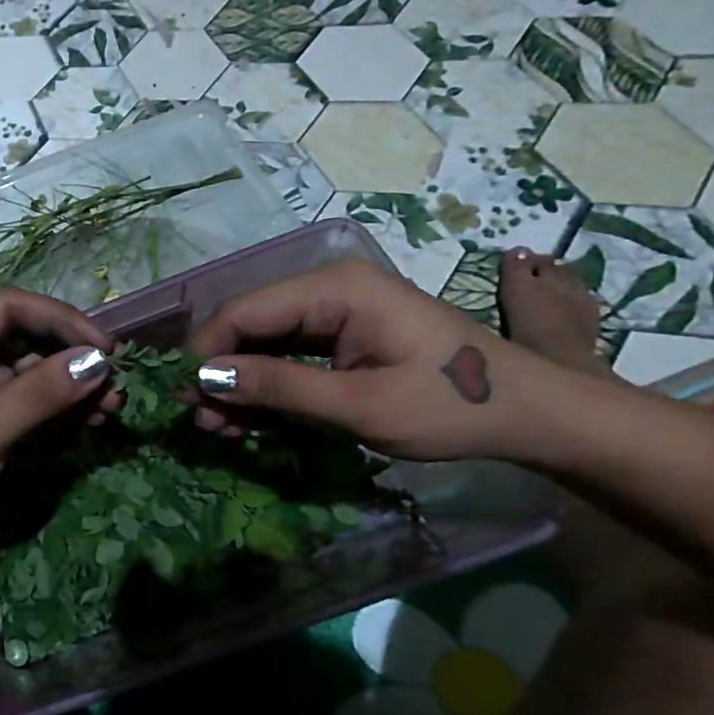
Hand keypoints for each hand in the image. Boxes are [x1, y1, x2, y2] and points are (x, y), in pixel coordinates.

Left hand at [0, 288, 114, 587]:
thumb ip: (39, 395)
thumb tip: (99, 362)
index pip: (8, 308)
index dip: (60, 319)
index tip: (105, 347)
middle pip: (25, 334)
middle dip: (71, 354)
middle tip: (116, 379)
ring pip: (34, 367)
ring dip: (73, 382)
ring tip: (113, 404)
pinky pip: (32, 397)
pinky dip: (62, 405)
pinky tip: (93, 417)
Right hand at [186, 259, 559, 461]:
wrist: (530, 412)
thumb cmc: (451, 405)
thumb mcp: (360, 404)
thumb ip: (280, 387)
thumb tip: (206, 376)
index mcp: (336, 288)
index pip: (246, 310)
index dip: (207, 350)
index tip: (183, 396)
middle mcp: (330, 287)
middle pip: (251, 324)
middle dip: (222, 370)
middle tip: (199, 420)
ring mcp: (338, 309)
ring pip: (266, 342)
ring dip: (240, 382)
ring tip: (217, 427)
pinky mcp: (345, 334)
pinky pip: (291, 355)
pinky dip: (269, 386)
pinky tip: (248, 418)